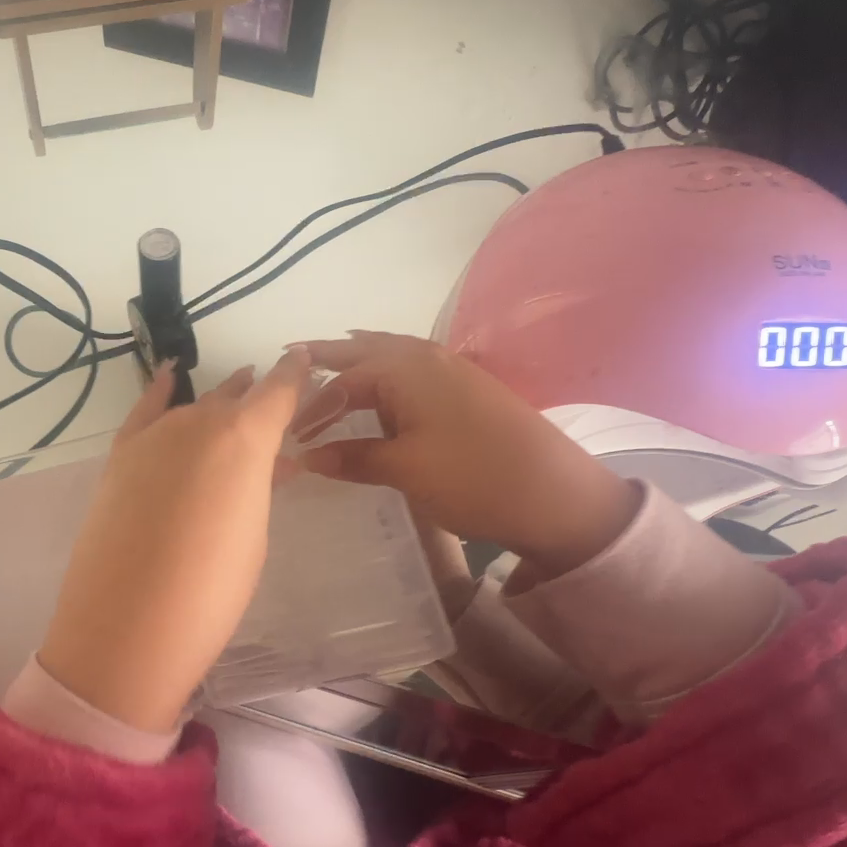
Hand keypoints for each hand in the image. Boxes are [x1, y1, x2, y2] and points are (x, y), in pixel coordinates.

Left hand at [38, 351, 310, 731]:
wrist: (126, 628)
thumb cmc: (211, 594)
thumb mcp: (253, 537)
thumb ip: (258, 488)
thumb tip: (266, 465)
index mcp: (243, 440)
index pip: (278, 392)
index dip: (294, 376)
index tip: (304, 362)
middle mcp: (197, 423)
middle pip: (233, 399)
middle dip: (256, 400)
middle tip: (275, 409)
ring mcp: (153, 438)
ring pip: (193, 408)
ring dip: (217, 405)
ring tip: (235, 401)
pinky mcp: (119, 459)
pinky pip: (144, 411)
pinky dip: (160, 392)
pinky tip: (170, 377)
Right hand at [294, 331, 636, 578]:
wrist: (556, 496)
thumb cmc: (472, 478)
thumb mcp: (405, 470)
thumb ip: (354, 457)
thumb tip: (308, 455)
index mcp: (407, 370)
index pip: (344, 382)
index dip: (313, 408)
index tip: (291, 436)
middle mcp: (428, 358)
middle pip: (367, 350)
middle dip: (330, 355)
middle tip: (294, 353)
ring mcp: (453, 371)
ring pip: (394, 354)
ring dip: (361, 357)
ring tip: (334, 357)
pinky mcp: (469, 390)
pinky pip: (414, 368)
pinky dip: (389, 370)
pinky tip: (386, 384)